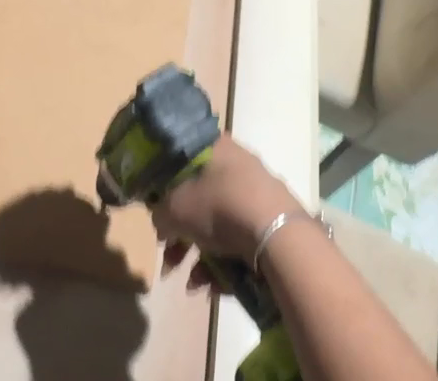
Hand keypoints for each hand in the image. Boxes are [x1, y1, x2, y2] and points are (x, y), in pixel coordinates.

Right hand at [153, 134, 302, 289]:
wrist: (276, 234)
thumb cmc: (218, 207)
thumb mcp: (174, 209)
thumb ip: (161, 214)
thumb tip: (163, 223)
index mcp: (215, 148)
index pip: (182, 164)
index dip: (166, 194)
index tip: (161, 220)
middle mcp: (238, 164)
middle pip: (201, 201)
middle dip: (182, 237)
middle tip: (171, 262)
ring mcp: (259, 193)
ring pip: (221, 225)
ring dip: (202, 258)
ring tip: (194, 285)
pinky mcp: (274, 222)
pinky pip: (242, 240)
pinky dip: (226, 263)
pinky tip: (214, 287)